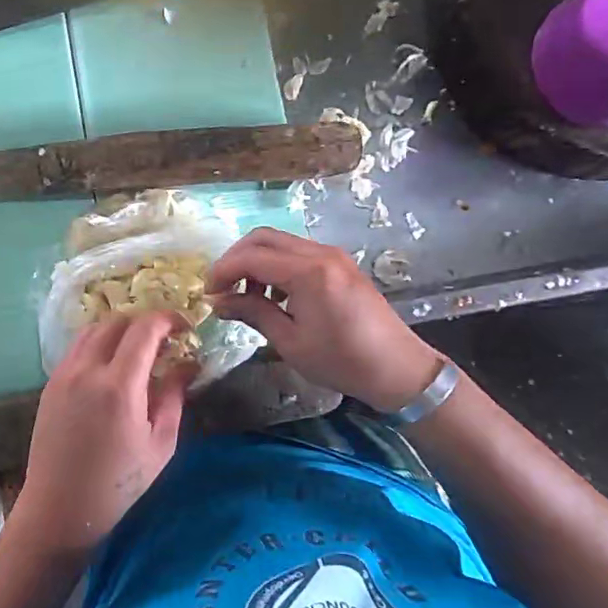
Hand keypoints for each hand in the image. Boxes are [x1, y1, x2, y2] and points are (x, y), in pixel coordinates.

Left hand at [10, 313, 192, 555]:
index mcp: (118, 386)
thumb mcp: (160, 444)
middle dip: (143, 322)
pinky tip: (111, 368)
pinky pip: (76, 349)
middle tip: (164, 340)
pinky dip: (98, 345)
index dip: (167, 319)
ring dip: (118, 330)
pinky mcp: (50, 383)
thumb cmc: (118, 483)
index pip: (143, 329)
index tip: (184, 327)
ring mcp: (63, 374)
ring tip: (138, 351)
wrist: (60, 505)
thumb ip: (174, 397)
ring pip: (92, 330)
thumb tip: (188, 364)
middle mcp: (86, 370)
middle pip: (116, 322)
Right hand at [207, 227, 441, 412]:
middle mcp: (320, 253)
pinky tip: (272, 295)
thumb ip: (252, 313)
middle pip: (262, 237)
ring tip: (245, 295)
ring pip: (278, 241)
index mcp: (308, 272)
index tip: (208, 294)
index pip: (251, 257)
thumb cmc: (342, 361)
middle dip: (234, 259)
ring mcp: (332, 255)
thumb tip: (218, 303)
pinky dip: (274, 265)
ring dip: (254, 260)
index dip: (222, 272)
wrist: (399, 369)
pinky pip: (296, 252)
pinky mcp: (338, 264)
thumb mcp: (290, 341)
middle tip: (221, 288)